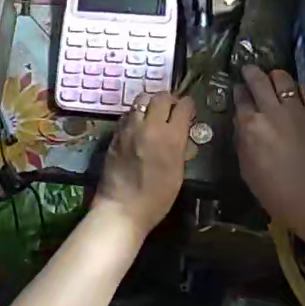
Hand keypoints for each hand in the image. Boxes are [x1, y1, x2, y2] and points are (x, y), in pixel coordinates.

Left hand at [94, 91, 193, 234]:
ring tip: (153, 114)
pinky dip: (135, 115)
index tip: (189, 110)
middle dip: (169, 100)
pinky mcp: (115, 135)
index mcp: (171, 137)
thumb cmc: (157, 198)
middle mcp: (150, 127)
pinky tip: (137, 126)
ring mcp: (129, 129)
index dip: (188, 106)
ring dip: (150, 104)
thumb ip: (180, 148)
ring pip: (141, 100)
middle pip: (161, 97)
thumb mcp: (178, 173)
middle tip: (171, 109)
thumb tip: (182, 134)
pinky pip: (127, 115)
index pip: (183, 106)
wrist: (122, 208)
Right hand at [234, 66, 304, 234]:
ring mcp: (297, 109)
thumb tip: (242, 123)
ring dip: (275, 76)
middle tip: (248, 69)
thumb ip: (242, 140)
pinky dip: (299, 86)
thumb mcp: (246, 167)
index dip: (237, 91)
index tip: (237, 88)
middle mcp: (271, 111)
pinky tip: (297, 89)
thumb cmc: (274, 191)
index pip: (240, 99)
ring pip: (283, 78)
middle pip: (259, 81)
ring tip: (273, 76)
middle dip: (251, 73)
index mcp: (250, 126)